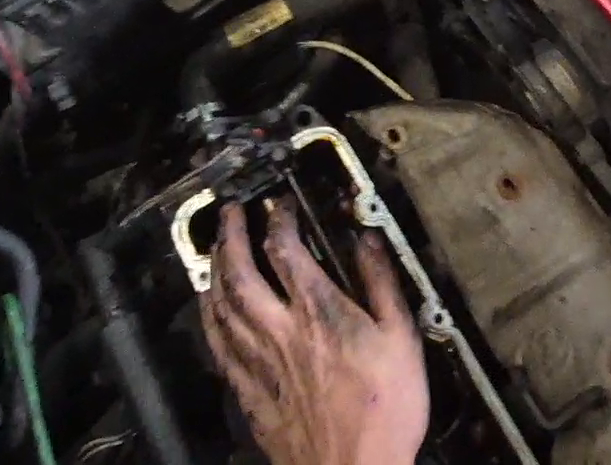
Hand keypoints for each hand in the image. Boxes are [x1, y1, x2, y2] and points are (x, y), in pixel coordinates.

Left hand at [200, 199, 429, 464]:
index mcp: (318, 311)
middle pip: (241, 273)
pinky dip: (209, 319)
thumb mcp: (401, 336)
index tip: (281, 203)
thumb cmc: (386, 406)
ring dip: (214, 270)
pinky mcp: (250, 393)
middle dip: (231, 236)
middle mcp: (280, 330)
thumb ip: (381, 281)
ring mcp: (260, 363)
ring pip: (222, 307)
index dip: (279, 218)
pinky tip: (209, 307)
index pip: (286, 249)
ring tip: (214, 247)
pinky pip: (219, 348)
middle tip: (229, 212)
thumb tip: (367, 238)